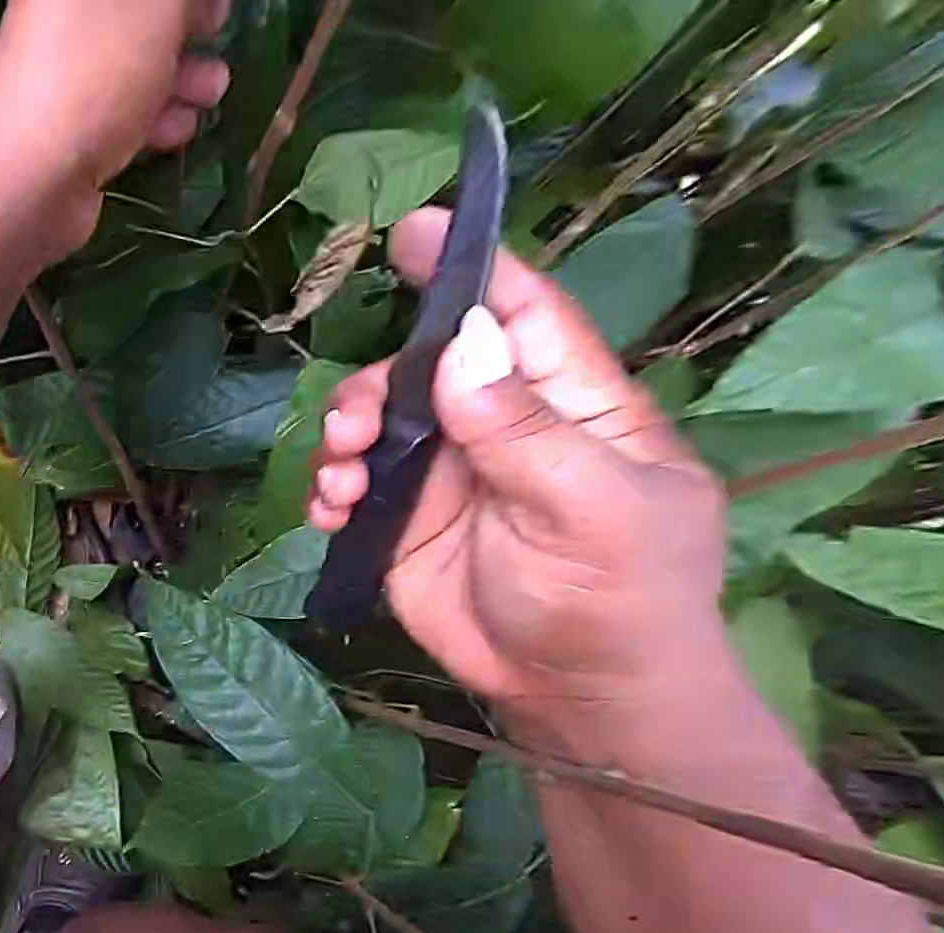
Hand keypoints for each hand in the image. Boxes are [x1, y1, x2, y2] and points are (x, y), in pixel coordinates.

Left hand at [0, 0, 231, 252]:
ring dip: (181, 74)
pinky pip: (121, 113)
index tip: (215, 1)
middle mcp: (64, 18)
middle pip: (135, 14)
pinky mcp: (72, 131)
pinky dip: (154, 117)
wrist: (34, 179)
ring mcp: (65, 78)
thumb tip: (194, 3)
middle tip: (218, 28)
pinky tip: (182, 128)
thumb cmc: (94, 73)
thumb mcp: (153, 6)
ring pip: (133, 65)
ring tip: (214, 91)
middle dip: (186, 21)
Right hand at [308, 209, 728, 725]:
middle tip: (355, 428)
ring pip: (372, 426)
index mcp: (563, 406)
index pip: (520, 316)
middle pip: (419, 371)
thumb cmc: (616, 598)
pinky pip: (349, 487)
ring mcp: (440, 476)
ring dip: (341, 441)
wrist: (570, 691)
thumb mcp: (596, 513)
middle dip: (375, 387)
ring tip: (340, 482)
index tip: (415, 230)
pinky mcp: (398, 523)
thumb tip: (463, 345)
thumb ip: (529, 432)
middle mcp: (493, 428)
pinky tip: (327, 512)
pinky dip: (327, 492)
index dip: (472, 270)